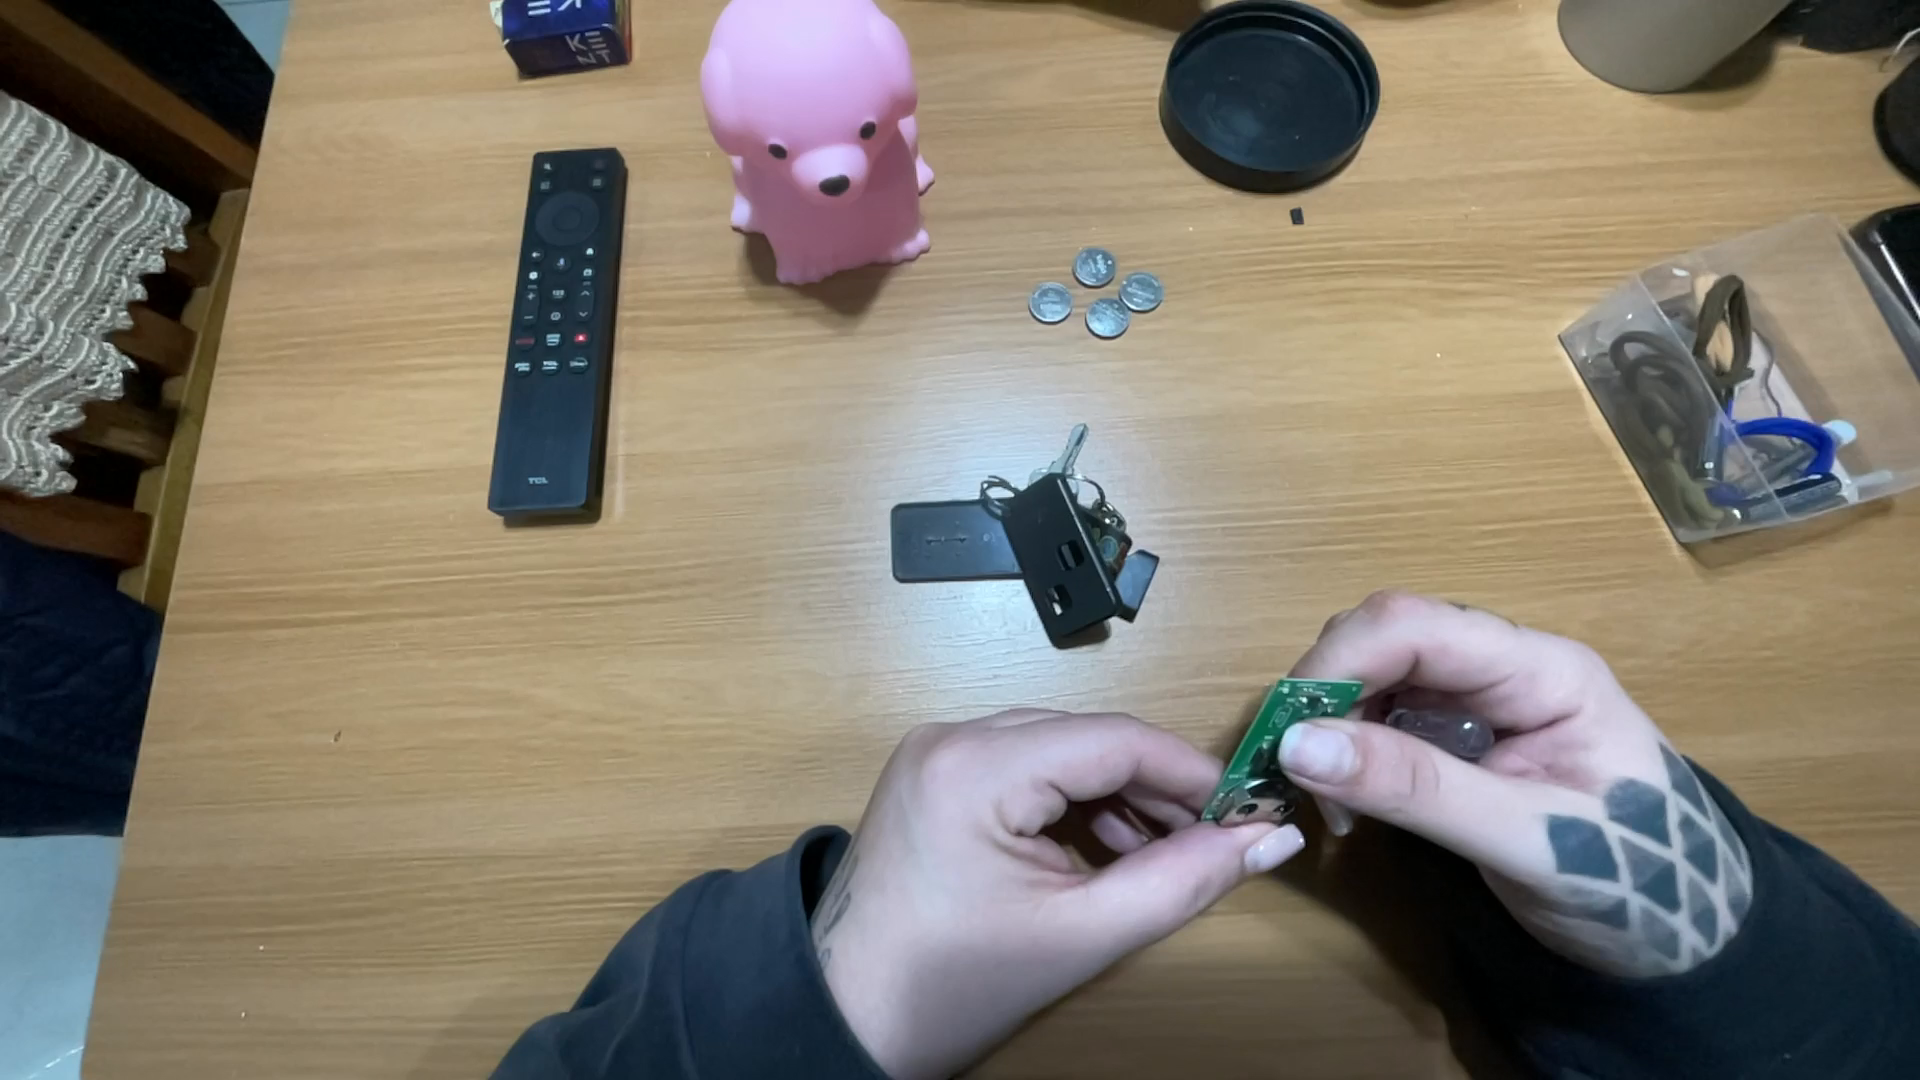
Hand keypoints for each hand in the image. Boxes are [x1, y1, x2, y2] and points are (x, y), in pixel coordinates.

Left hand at [814, 710, 1303, 1079]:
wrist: (845, 1015)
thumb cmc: (953, 985)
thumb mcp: (1078, 936)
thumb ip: (1181, 882)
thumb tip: (1265, 839)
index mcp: (974, 767)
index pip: (1110, 739)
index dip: (1188, 770)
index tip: (1246, 807)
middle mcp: (951, 735)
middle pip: (1083, 738)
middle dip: (1152, 786)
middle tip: (1209, 839)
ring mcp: (937, 746)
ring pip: (1056, 746)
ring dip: (1113, 792)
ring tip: (1158, 852)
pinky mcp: (935, 766)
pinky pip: (1022, 761)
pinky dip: (1069, 796)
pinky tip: (1103, 842)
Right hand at [1279, 591, 1752, 978]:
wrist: (1681, 935)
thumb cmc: (1635, 885)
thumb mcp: (1529, 844)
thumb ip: (1417, 790)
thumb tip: (1295, 745)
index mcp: (1538, 669)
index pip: (1411, 626)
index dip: (1338, 663)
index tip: (1291, 733)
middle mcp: (1494, 662)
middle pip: (1377, 636)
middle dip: (1325, 695)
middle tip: (1304, 770)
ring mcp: (1466, 690)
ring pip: (1362, 668)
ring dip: (1327, 724)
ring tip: (1333, 800)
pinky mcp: (1442, 722)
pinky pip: (1366, 707)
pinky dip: (1339, 747)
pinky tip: (1349, 797)